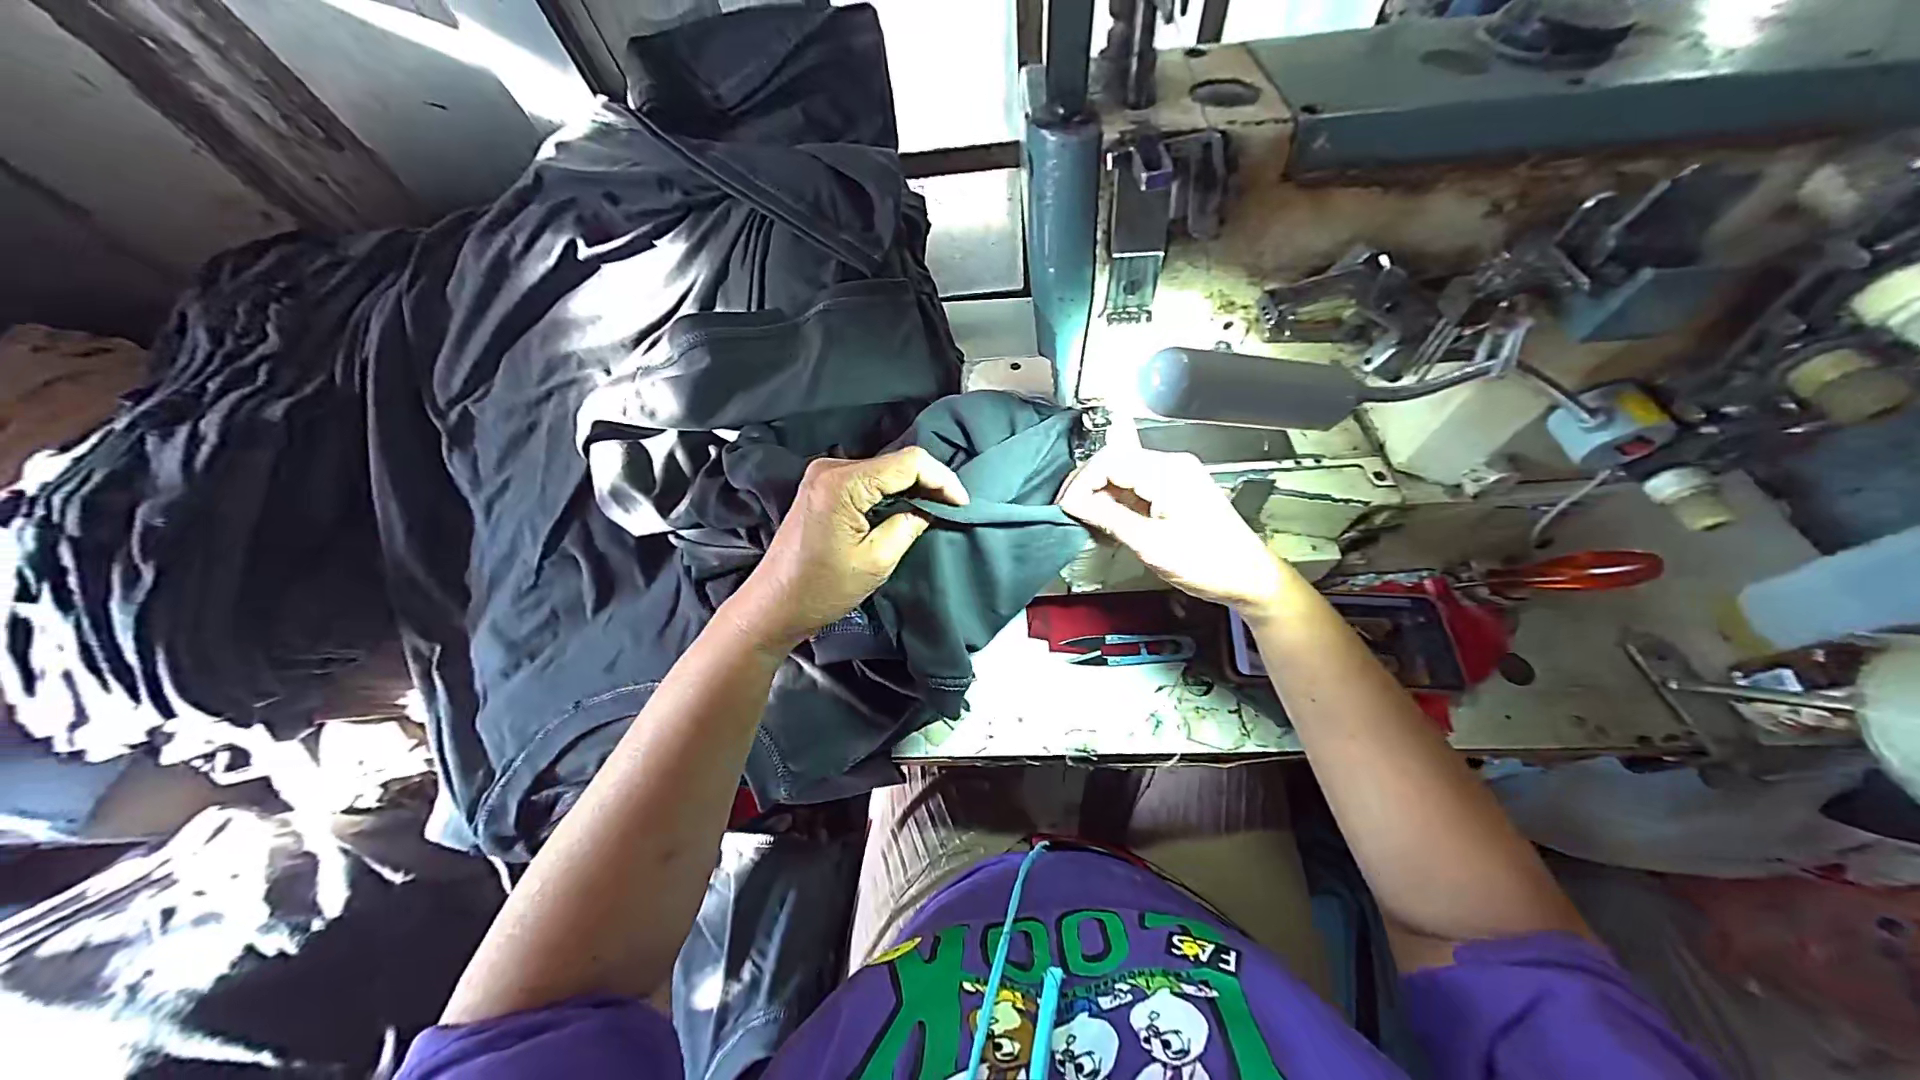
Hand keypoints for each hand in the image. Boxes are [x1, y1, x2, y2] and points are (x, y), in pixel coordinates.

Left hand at [725, 447, 968, 652]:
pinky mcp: (820, 487)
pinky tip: (905, 509)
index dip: (942, 479)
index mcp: (843, 483)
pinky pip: (866, 480)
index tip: (961, 504)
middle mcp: (829, 468)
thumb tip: (930, 508)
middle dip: (928, 482)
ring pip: (883, 470)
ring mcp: (822, 475)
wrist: (774, 604)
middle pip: (896, 462)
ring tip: (933, 511)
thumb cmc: (821, 589)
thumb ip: (910, 524)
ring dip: (909, 487)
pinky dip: (889, 492)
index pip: (909, 462)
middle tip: (951, 508)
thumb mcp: (877, 560)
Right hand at [1059, 447, 1292, 617]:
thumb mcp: (1150, 543)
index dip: (1081, 484)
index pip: (1108, 461)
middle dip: (1087, 488)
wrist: (1249, 579)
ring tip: (1086, 522)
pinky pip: (1136, 490)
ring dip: (1101, 498)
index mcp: (1168, 471)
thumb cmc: (1212, 562)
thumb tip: (1075, 504)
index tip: (1067, 507)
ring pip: (1122, 477)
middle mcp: (1172, 467)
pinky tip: (1108, 523)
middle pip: (1114, 464)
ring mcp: (1175, 479)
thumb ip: (1108, 518)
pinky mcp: (1175, 494)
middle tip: (1070, 513)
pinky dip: (1117, 505)